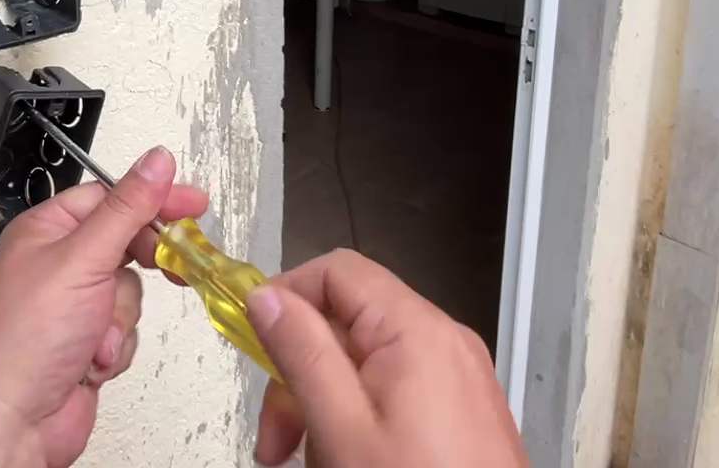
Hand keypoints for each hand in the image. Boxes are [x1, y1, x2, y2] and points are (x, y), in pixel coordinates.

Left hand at [0, 147, 207, 467]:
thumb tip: (156, 162)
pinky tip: (91, 360)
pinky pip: (124, 327)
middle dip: (141, 264)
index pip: (111, 195)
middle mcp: (58, 262)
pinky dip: (116, 346)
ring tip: (96, 334)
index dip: (152, 198)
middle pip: (125, 241)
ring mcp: (72, 304)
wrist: (8, 428)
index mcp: (47, 228)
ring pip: (129, 288)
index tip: (192, 204)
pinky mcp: (85, 341)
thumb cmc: (19, 343)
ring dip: (120, 316)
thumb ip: (127, 209)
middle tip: (172, 266)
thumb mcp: (83, 260)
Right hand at [248, 249, 526, 466]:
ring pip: (366, 359)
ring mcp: (458, 375)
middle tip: (274, 440)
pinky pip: (395, 388)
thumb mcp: (342, 430)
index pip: (336, 271)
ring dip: (323, 398)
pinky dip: (360, 413)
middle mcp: (443, 338)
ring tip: (302, 458)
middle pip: (348, 319)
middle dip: (300, 367)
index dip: (288, 294)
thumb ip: (302, 353)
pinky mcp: (464, 411)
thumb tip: (264, 295)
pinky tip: (347, 458)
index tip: (254, 344)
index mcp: (417, 327)